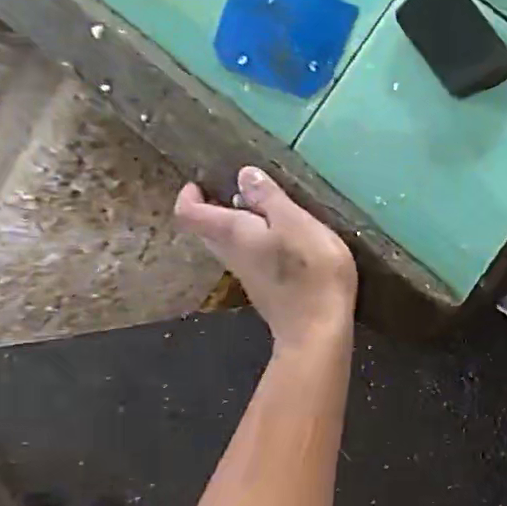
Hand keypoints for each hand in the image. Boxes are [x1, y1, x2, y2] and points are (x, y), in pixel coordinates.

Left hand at [175, 166, 356, 346]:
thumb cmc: (309, 271)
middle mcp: (232, 256)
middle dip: (215, 207)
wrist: (317, 331)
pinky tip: (286, 239)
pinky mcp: (266, 290)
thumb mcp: (295, 223)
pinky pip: (250, 257)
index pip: (190, 214)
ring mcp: (248, 276)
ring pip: (229, 245)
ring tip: (269, 210)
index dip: (189, 195)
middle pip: (207, 230)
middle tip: (239, 191)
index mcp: (233, 234)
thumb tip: (243, 175)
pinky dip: (258, 241)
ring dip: (240, 225)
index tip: (202, 182)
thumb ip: (269, 198)